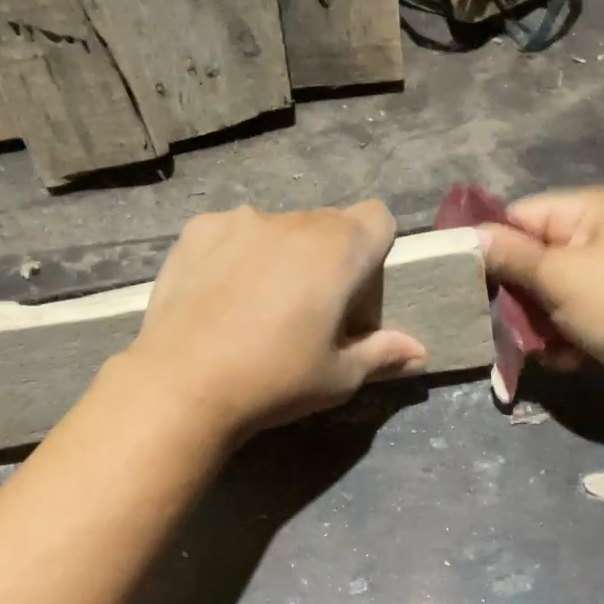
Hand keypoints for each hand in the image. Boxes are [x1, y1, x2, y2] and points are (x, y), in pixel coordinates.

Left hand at [114, 201, 428, 437]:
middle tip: (310, 314)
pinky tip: (221, 298)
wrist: (184, 385)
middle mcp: (294, 221)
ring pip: (280, 229)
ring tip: (258, 308)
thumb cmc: (276, 381)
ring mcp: (241, 221)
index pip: (378, 218)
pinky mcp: (197, 230)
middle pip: (329, 225)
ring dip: (283, 256)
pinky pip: (234, 233)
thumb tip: (419, 351)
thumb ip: (382, 354)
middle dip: (330, 260)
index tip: (355, 296)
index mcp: (339, 250)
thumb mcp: (339, 378)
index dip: (374, 253)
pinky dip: (239, 256)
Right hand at [479, 188, 603, 392]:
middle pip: (528, 260)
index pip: (518, 215)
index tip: (466, 279)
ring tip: (543, 346)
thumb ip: (510, 256)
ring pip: (542, 298)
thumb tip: (468, 236)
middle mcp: (595, 236)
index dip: (491, 246)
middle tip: (507, 322)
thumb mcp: (558, 275)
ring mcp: (603, 278)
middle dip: (516, 297)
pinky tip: (568, 359)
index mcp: (586, 209)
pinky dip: (559, 341)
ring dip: (535, 326)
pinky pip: (564, 322)